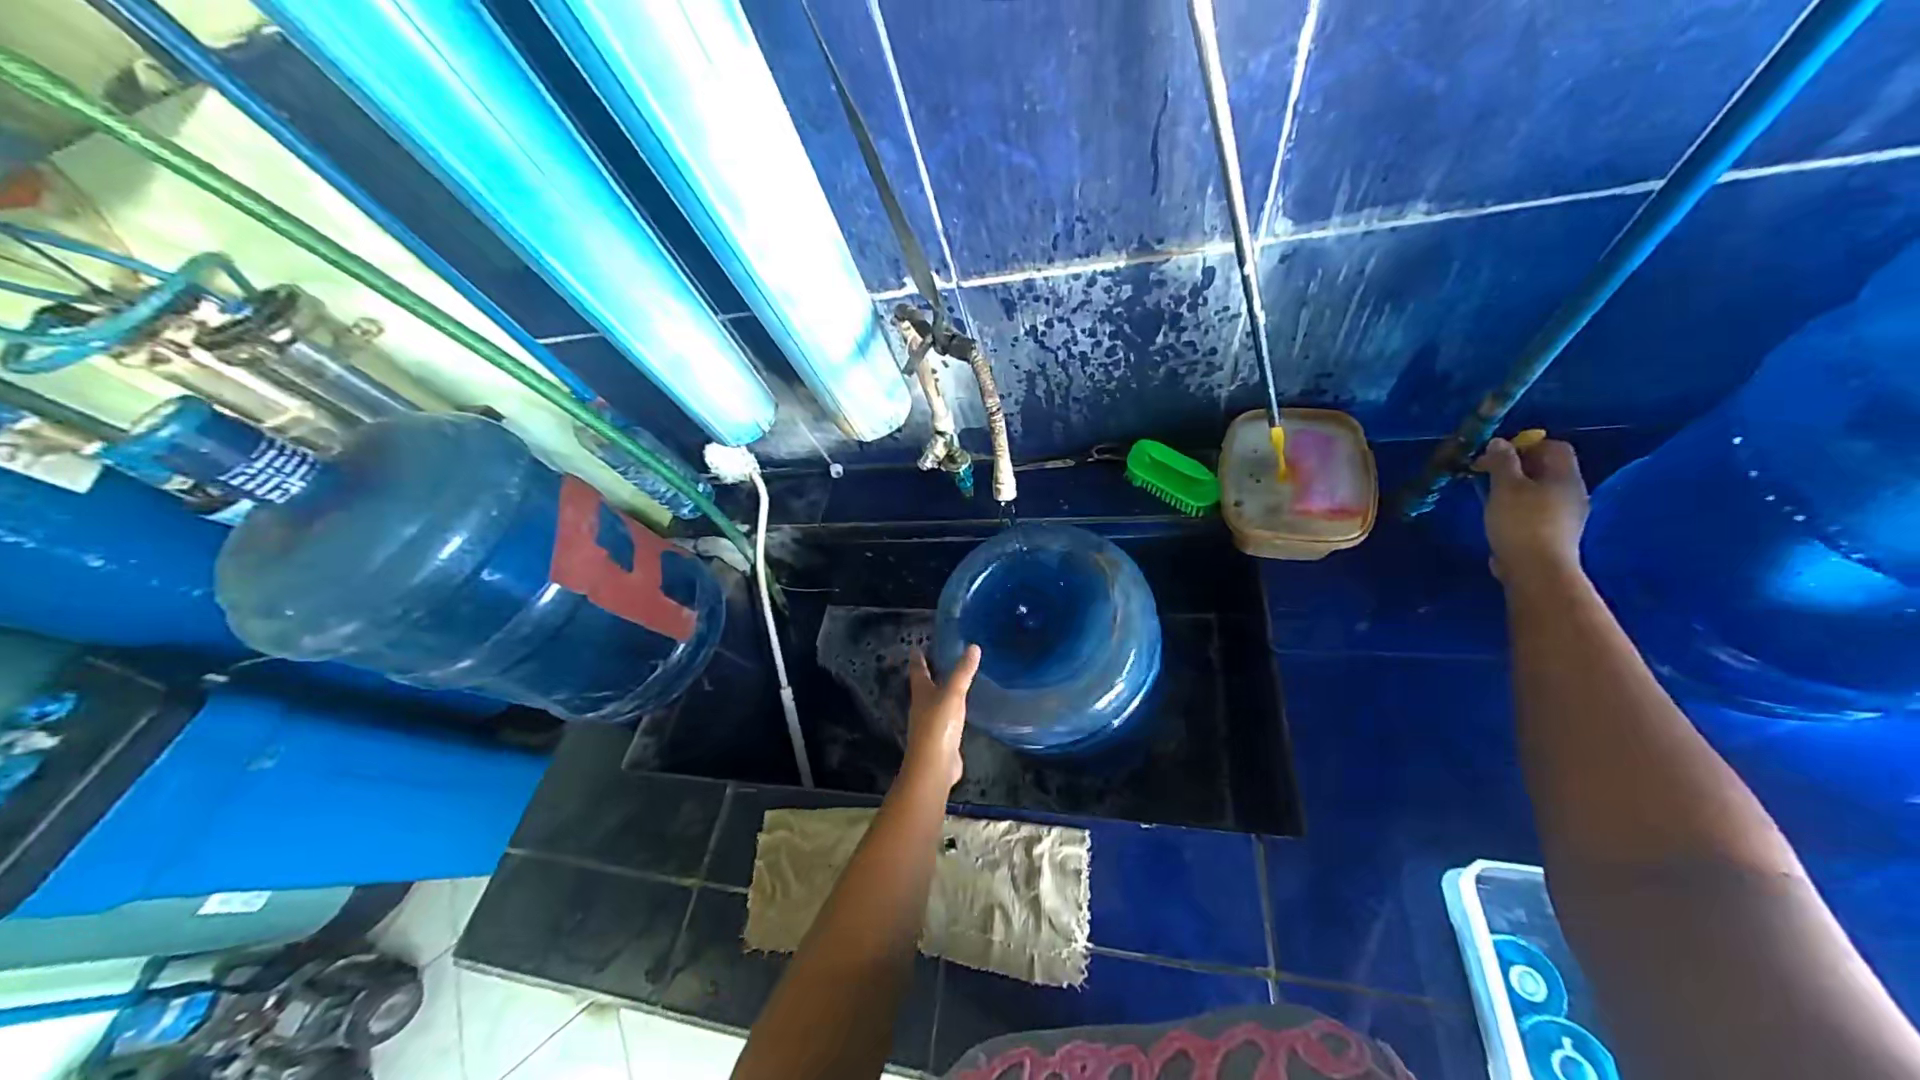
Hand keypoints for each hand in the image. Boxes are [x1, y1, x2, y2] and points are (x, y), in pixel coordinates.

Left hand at [904, 645, 979, 791]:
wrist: (934, 766)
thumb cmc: (938, 725)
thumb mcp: (952, 694)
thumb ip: (963, 672)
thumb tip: (973, 646)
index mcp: (921, 692)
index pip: (918, 669)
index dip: (918, 657)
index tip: (916, 645)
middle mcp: (923, 706)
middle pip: (924, 685)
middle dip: (930, 672)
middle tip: (940, 657)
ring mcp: (931, 723)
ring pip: (936, 700)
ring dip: (941, 690)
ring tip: (954, 679)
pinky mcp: (942, 737)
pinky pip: (947, 716)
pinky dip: (953, 708)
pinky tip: (962, 707)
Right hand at [1473, 436, 1588, 583]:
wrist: (1536, 569)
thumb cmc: (1521, 522)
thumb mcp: (1506, 487)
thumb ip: (1502, 462)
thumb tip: (1499, 442)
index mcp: (1565, 476)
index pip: (1553, 446)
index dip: (1525, 444)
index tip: (1495, 455)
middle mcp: (1572, 491)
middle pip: (1547, 467)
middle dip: (1517, 466)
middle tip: (1486, 474)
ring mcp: (1566, 514)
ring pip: (1540, 489)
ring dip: (1515, 486)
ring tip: (1490, 495)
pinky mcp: (1555, 532)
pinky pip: (1537, 508)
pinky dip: (1519, 505)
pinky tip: (1501, 516)